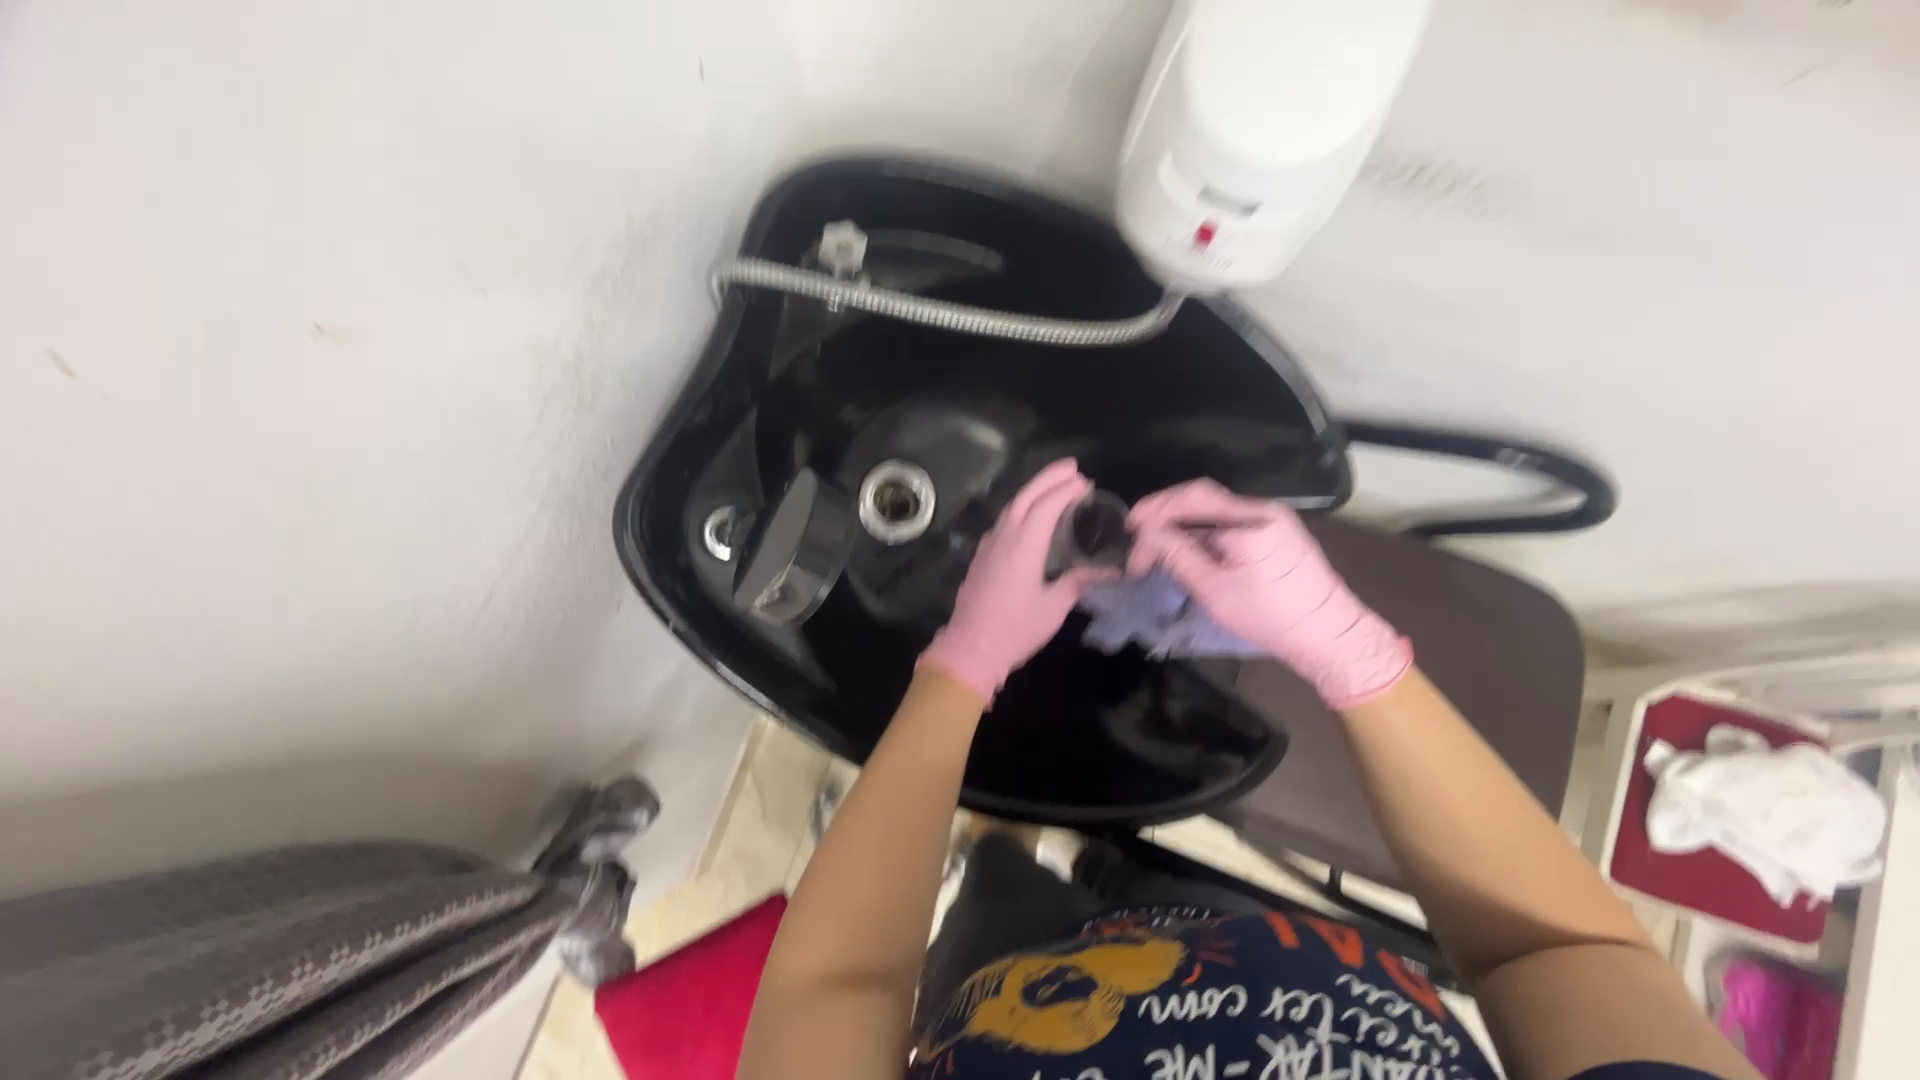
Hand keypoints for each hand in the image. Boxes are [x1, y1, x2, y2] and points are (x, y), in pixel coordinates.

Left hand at [918, 459, 1106, 705]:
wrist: (970, 648)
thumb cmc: (1016, 628)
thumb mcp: (1055, 606)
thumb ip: (1079, 581)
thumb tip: (1109, 571)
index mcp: (1024, 543)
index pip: (1047, 504)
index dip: (1066, 490)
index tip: (1085, 482)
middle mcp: (1004, 536)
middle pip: (1026, 495)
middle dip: (1048, 478)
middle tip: (1071, 468)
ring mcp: (988, 546)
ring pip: (1011, 507)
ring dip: (1033, 492)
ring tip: (1054, 487)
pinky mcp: (981, 558)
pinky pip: (1003, 523)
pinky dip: (1020, 510)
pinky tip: (1030, 518)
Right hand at [1127, 479, 1410, 707]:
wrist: (1330, 634)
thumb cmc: (1270, 616)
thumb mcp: (1215, 590)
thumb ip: (1179, 556)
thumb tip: (1149, 536)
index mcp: (1247, 520)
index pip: (1190, 499)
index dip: (1154, 510)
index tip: (1129, 530)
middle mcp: (1260, 510)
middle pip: (1202, 498)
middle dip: (1165, 513)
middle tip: (1137, 534)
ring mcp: (1272, 521)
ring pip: (1215, 510)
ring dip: (1183, 523)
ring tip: (1157, 544)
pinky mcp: (1276, 535)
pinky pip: (1230, 523)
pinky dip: (1203, 531)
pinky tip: (1188, 548)